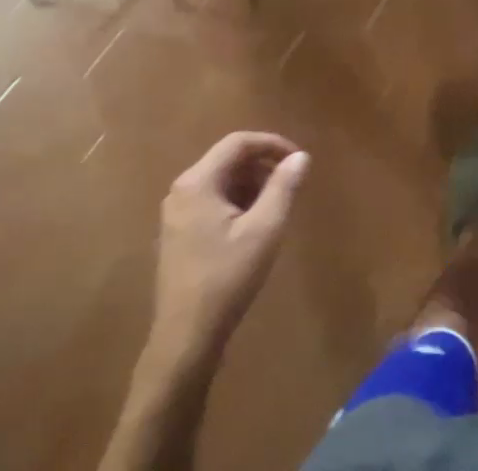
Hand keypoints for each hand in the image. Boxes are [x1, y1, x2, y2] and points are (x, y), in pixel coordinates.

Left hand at [151, 132, 309, 342]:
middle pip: (228, 160)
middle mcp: (181, 190)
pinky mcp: (179, 233)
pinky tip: (256, 226)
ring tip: (279, 206)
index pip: (238, 142)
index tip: (300, 160)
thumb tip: (301, 157)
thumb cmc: (227, 277)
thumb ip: (283, 188)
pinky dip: (238, 202)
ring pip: (221, 181)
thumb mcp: (265, 230)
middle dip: (263, 165)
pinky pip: (212, 201)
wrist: (187, 334)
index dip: (272, 144)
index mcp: (197, 183)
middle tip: (293, 184)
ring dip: (252, 184)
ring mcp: (176, 213)